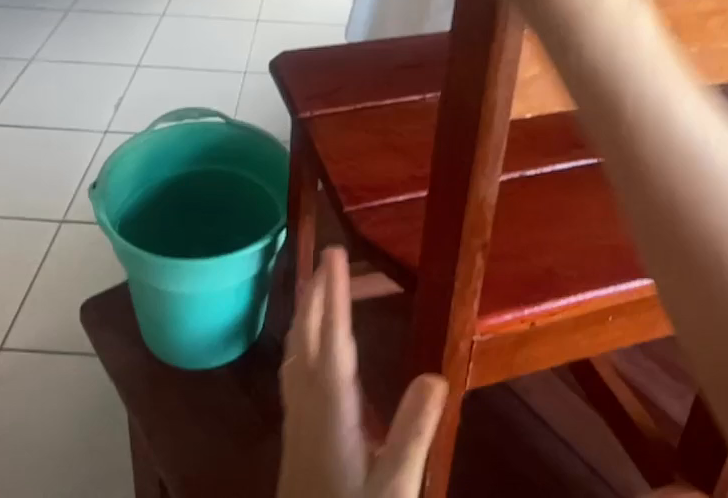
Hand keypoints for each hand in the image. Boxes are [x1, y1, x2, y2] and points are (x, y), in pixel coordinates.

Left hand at [278, 248, 447, 497]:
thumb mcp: (396, 485)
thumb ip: (414, 431)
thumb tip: (434, 373)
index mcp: (330, 407)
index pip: (333, 337)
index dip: (334, 293)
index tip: (335, 253)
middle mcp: (306, 402)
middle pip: (308, 335)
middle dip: (317, 293)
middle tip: (329, 256)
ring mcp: (295, 417)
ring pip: (295, 350)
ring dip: (306, 314)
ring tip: (315, 287)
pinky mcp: (294, 432)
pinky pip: (293, 369)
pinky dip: (302, 341)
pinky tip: (307, 349)